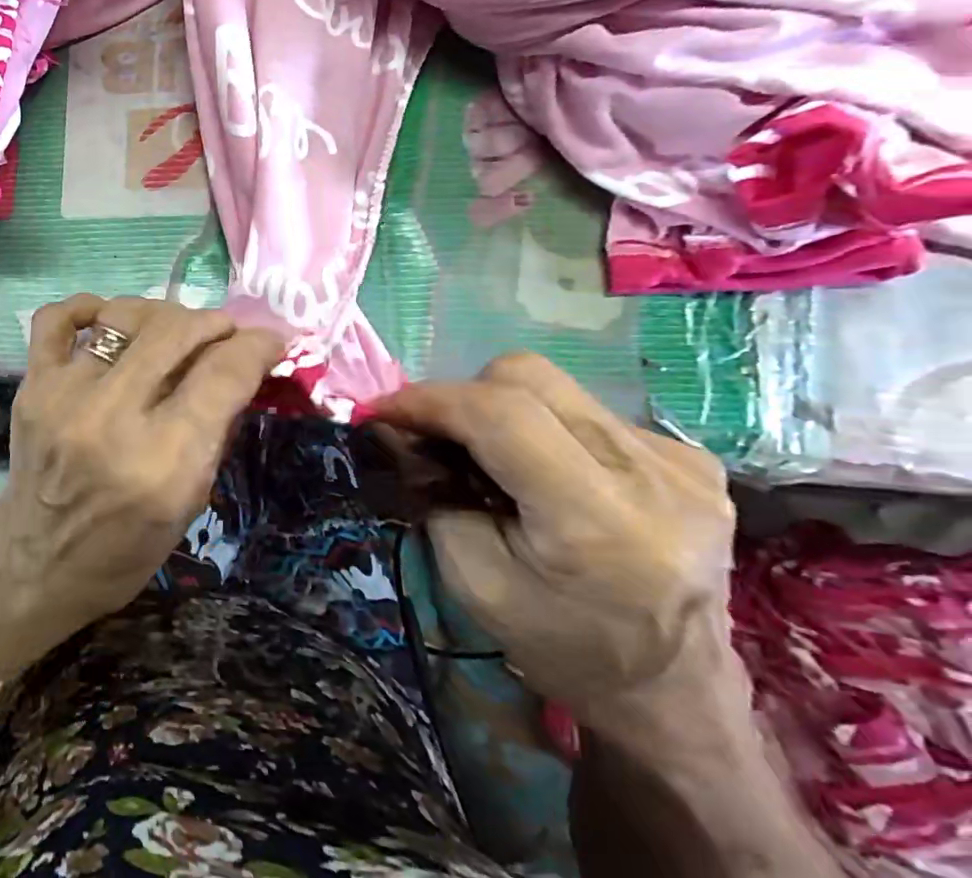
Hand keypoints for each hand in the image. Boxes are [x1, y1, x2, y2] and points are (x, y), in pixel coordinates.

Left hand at [0, 294, 284, 680]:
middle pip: (176, 332)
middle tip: (224, 332)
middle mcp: (113, 419)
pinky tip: (107, 321)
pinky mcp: (31, 387)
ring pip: (123, 317)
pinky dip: (87, 308)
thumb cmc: (123, 550)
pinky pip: (55, 319)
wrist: (38, 562)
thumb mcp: (189, 504)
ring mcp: (65, 396)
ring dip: (161, 314)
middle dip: (214, 323)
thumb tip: (234, 369)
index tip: (268, 341)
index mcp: (164, 462)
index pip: (223, 375)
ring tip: (173, 330)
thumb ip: (211, 433)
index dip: (257, 346)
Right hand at [375, 353, 741, 734]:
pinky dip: (540, 429)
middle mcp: (653, 476)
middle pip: (526, 378)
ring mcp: (681, 462)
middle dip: (459, 397)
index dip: (427, 400)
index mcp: (597, 519)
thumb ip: (432, 494)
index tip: (376, 412)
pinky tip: (541, 475)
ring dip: (497, 411)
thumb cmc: (554, 642)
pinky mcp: (690, 459)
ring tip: (484, 461)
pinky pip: (585, 410)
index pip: (501, 414)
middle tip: (427, 436)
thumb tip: (396, 431)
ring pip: (554, 387)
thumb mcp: (470, 576)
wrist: (667, 687)